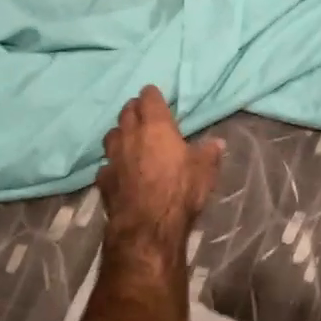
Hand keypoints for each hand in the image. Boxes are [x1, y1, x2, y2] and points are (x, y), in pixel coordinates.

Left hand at [96, 86, 223, 236]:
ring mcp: (113, 157)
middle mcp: (130, 135)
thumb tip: (217, 142)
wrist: (147, 225)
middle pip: (126, 112)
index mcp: (156, 126)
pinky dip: (112, 164)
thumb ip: (209, 153)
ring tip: (128, 139)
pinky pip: (106, 164)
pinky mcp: (103, 179)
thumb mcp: (205, 170)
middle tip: (142, 114)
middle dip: (134, 109)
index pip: (149, 98)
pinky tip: (119, 171)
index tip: (155, 95)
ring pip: (111, 135)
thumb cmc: (180, 191)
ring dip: (119, 133)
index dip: (152, 95)